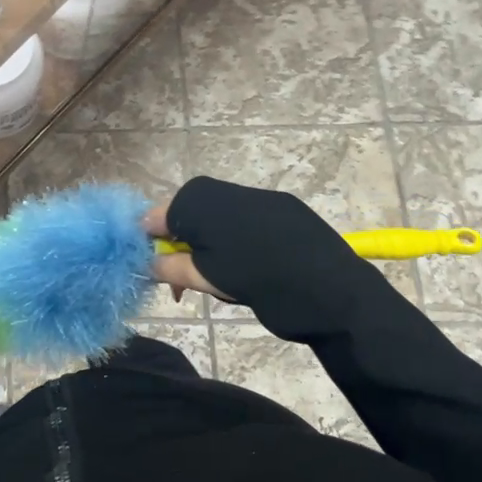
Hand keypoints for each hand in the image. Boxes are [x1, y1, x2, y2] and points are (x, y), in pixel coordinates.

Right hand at [143, 178, 379, 340]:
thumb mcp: (204, 279)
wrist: (336, 293)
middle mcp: (222, 188)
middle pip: (184, 218)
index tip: (155, 275)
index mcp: (197, 200)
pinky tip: (249, 269)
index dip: (148, 247)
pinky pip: (243, 222)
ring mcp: (256, 197)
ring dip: (206, 249)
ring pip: (214, 221)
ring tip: (218, 283)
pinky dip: (235, 243)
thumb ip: (168, 266)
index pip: (153, 219)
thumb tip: (145, 261)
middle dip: (179, 249)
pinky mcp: (284, 208)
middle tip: (184, 286)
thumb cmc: (258, 283)